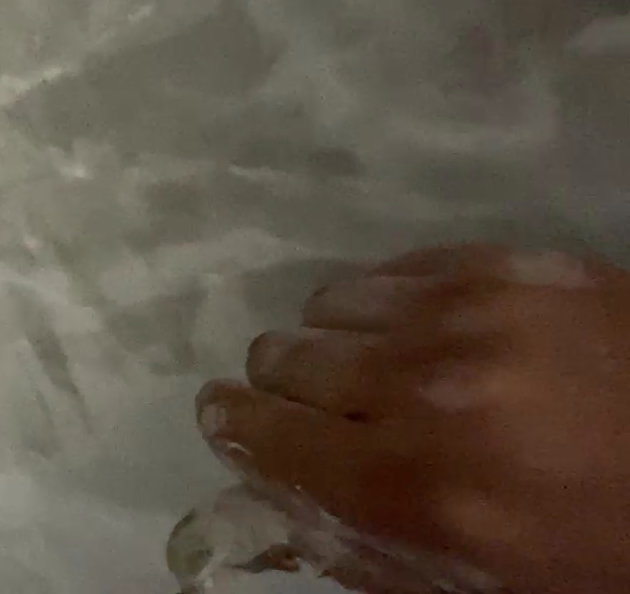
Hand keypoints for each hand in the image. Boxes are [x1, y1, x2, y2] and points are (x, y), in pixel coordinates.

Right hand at [198, 243, 629, 593]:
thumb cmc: (621, 553)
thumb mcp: (498, 592)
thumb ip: (367, 556)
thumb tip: (263, 503)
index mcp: (422, 491)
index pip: (252, 429)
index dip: (237, 428)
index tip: (246, 428)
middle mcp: (424, 394)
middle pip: (276, 358)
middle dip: (298, 391)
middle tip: (346, 413)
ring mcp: (463, 319)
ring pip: (320, 307)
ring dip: (348, 343)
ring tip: (407, 370)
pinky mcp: (500, 266)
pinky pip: (384, 272)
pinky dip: (396, 306)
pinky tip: (450, 336)